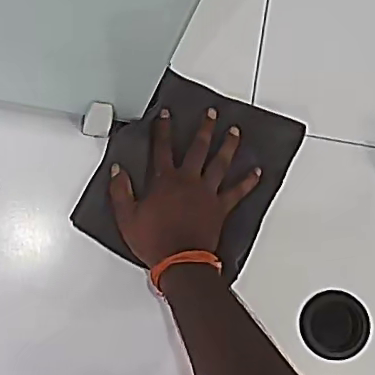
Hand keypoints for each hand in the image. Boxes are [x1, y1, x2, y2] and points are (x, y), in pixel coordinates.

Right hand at [108, 107, 261, 267]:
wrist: (180, 261)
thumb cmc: (153, 240)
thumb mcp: (127, 216)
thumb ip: (120, 191)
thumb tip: (117, 170)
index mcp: (165, 181)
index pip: (162, 148)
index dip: (163, 129)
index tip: (166, 114)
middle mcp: (189, 181)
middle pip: (198, 148)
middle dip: (203, 128)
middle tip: (210, 113)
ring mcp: (207, 193)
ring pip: (220, 163)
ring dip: (228, 145)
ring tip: (234, 131)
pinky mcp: (221, 208)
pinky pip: (237, 191)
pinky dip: (248, 181)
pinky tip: (257, 172)